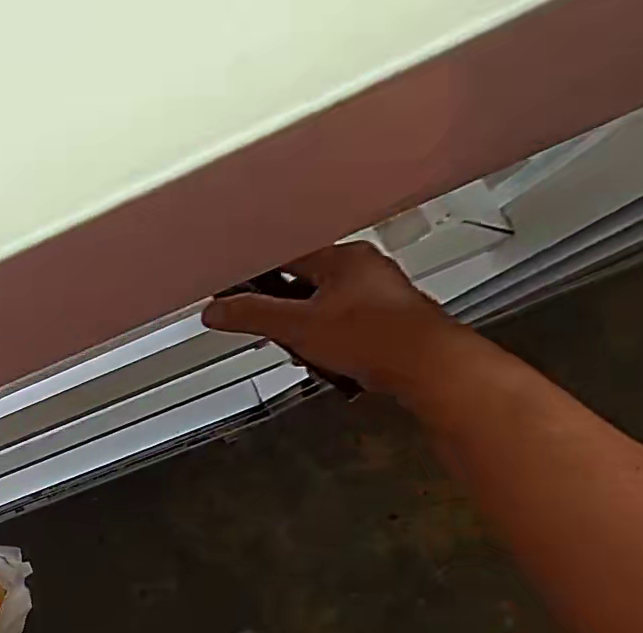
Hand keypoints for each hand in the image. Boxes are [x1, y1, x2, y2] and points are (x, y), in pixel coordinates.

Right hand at [203, 241, 471, 394]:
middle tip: (273, 332)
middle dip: (283, 312)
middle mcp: (362, 269)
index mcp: (342, 258)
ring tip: (306, 351)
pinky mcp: (383, 320)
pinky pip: (341, 326)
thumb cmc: (374, 336)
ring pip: (322, 307)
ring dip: (306, 332)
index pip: (284, 257)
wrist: (425, 365)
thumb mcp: (298, 326)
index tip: (235, 291)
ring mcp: (376, 295)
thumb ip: (253, 315)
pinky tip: (328, 361)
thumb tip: (217, 310)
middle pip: (302, 284)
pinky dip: (327, 343)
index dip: (255, 276)